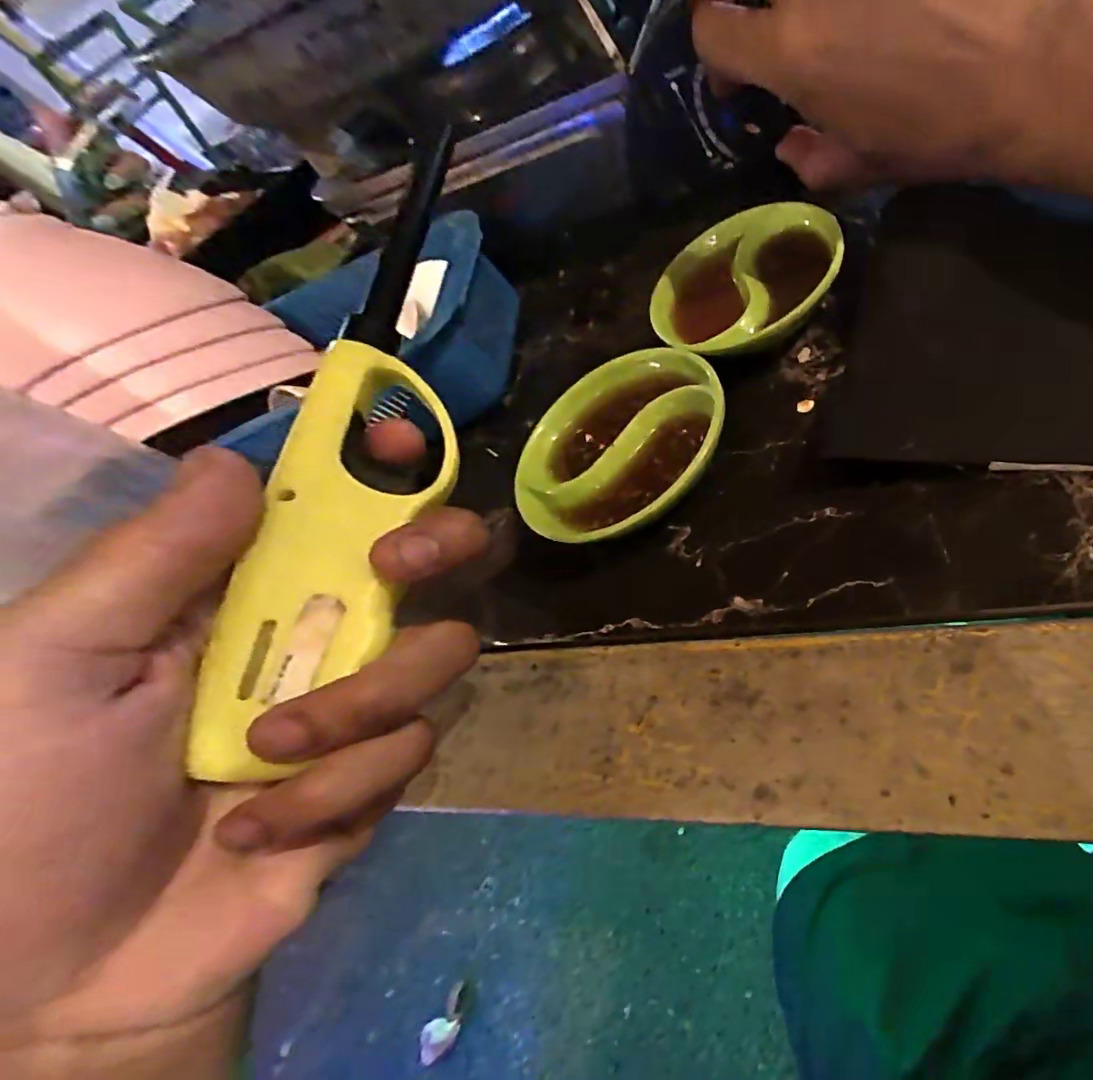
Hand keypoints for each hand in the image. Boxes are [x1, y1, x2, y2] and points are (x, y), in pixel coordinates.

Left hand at [0, 437, 486, 1068]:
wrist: (52, 972)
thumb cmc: (10, 806)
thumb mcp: (45, 670)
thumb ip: (149, 567)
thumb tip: (241, 465)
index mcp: (246, 600)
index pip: (340, 513)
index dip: (381, 468)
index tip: (397, 442)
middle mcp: (326, 638)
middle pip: (441, 566)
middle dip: (440, 548)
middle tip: (399, 563)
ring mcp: (366, 707)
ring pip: (443, 657)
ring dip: (359, 704)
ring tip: (261, 760)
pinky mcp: (388, 773)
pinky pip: (411, 751)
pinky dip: (333, 790)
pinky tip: (254, 831)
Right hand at [693, 0, 1079, 188]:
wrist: (1037, 67)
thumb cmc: (955, 132)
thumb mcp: (883, 164)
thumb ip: (822, 159)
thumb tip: (792, 150)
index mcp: (792, 53)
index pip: (713, 31)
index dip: (725, 56)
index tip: (746, 76)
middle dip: (762, 20)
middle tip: (797, 44)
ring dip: (821, 14)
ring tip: (860, 30)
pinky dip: (864, 5)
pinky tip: (899, 18)